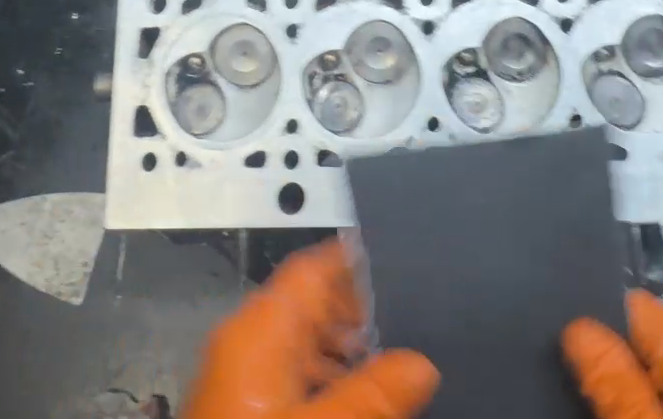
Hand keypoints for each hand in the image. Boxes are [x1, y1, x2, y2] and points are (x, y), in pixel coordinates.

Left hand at [183, 240, 439, 418]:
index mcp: (258, 326)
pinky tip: (350, 399)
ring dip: (340, 348)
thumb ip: (374, 393)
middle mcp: (244, 337)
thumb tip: (423, 364)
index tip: (393, 263)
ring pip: (297, 339)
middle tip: (404, 322)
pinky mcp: (239, 401)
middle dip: (354, 310)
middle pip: (305, 303)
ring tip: (386, 364)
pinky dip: (321, 375)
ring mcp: (238, 371)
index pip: (308, 269)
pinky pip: (286, 371)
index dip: (350, 262)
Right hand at [562, 290, 662, 418]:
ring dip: (627, 380)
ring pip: (654, 358)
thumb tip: (576, 326)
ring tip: (614, 411)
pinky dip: (649, 397)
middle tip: (594, 398)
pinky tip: (636, 415)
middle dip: (613, 356)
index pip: (631, 305)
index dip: (596, 327)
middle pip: (643, 329)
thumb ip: (613, 381)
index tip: (575, 361)